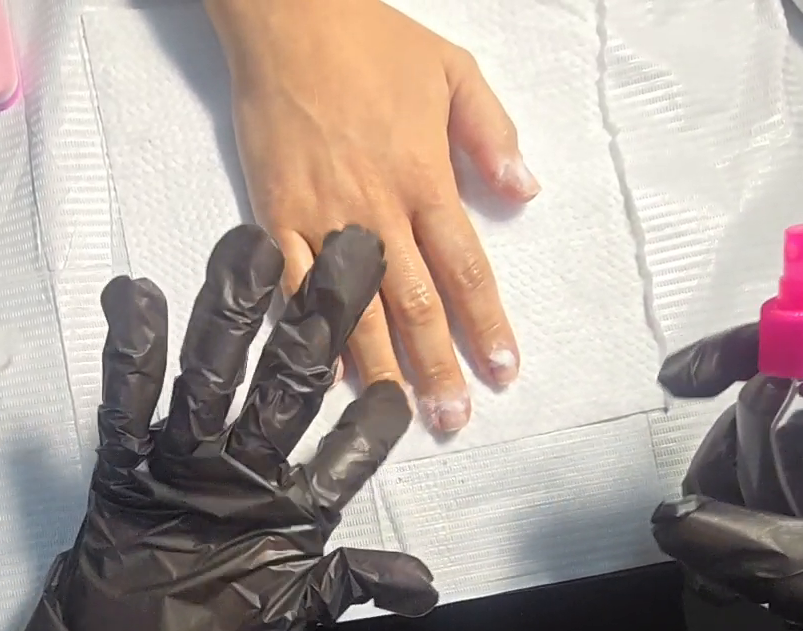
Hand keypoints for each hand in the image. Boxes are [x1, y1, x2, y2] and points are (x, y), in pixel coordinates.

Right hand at [0, 225, 437, 630]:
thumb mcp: (291, 614)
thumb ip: (351, 585)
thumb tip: (425, 587)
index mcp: (293, 506)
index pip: (346, 453)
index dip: (373, 421)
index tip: (400, 383)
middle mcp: (245, 468)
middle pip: (286, 385)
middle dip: (319, 322)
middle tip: (355, 249)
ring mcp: (186, 462)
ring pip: (212, 379)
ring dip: (231, 318)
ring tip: (253, 247)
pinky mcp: (126, 469)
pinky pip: (126, 407)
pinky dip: (130, 356)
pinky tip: (135, 295)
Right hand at [207, 0, 535, 431]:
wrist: (289, 21)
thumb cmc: (372, 45)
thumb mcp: (453, 71)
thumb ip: (492, 134)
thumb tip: (524, 191)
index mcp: (425, 180)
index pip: (466, 270)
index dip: (486, 325)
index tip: (502, 371)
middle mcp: (378, 212)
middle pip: (415, 306)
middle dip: (437, 367)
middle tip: (453, 418)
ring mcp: (324, 221)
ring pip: (357, 310)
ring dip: (381, 367)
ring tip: (399, 414)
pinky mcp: (278, 221)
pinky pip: (296, 287)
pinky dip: (313, 331)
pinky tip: (330, 373)